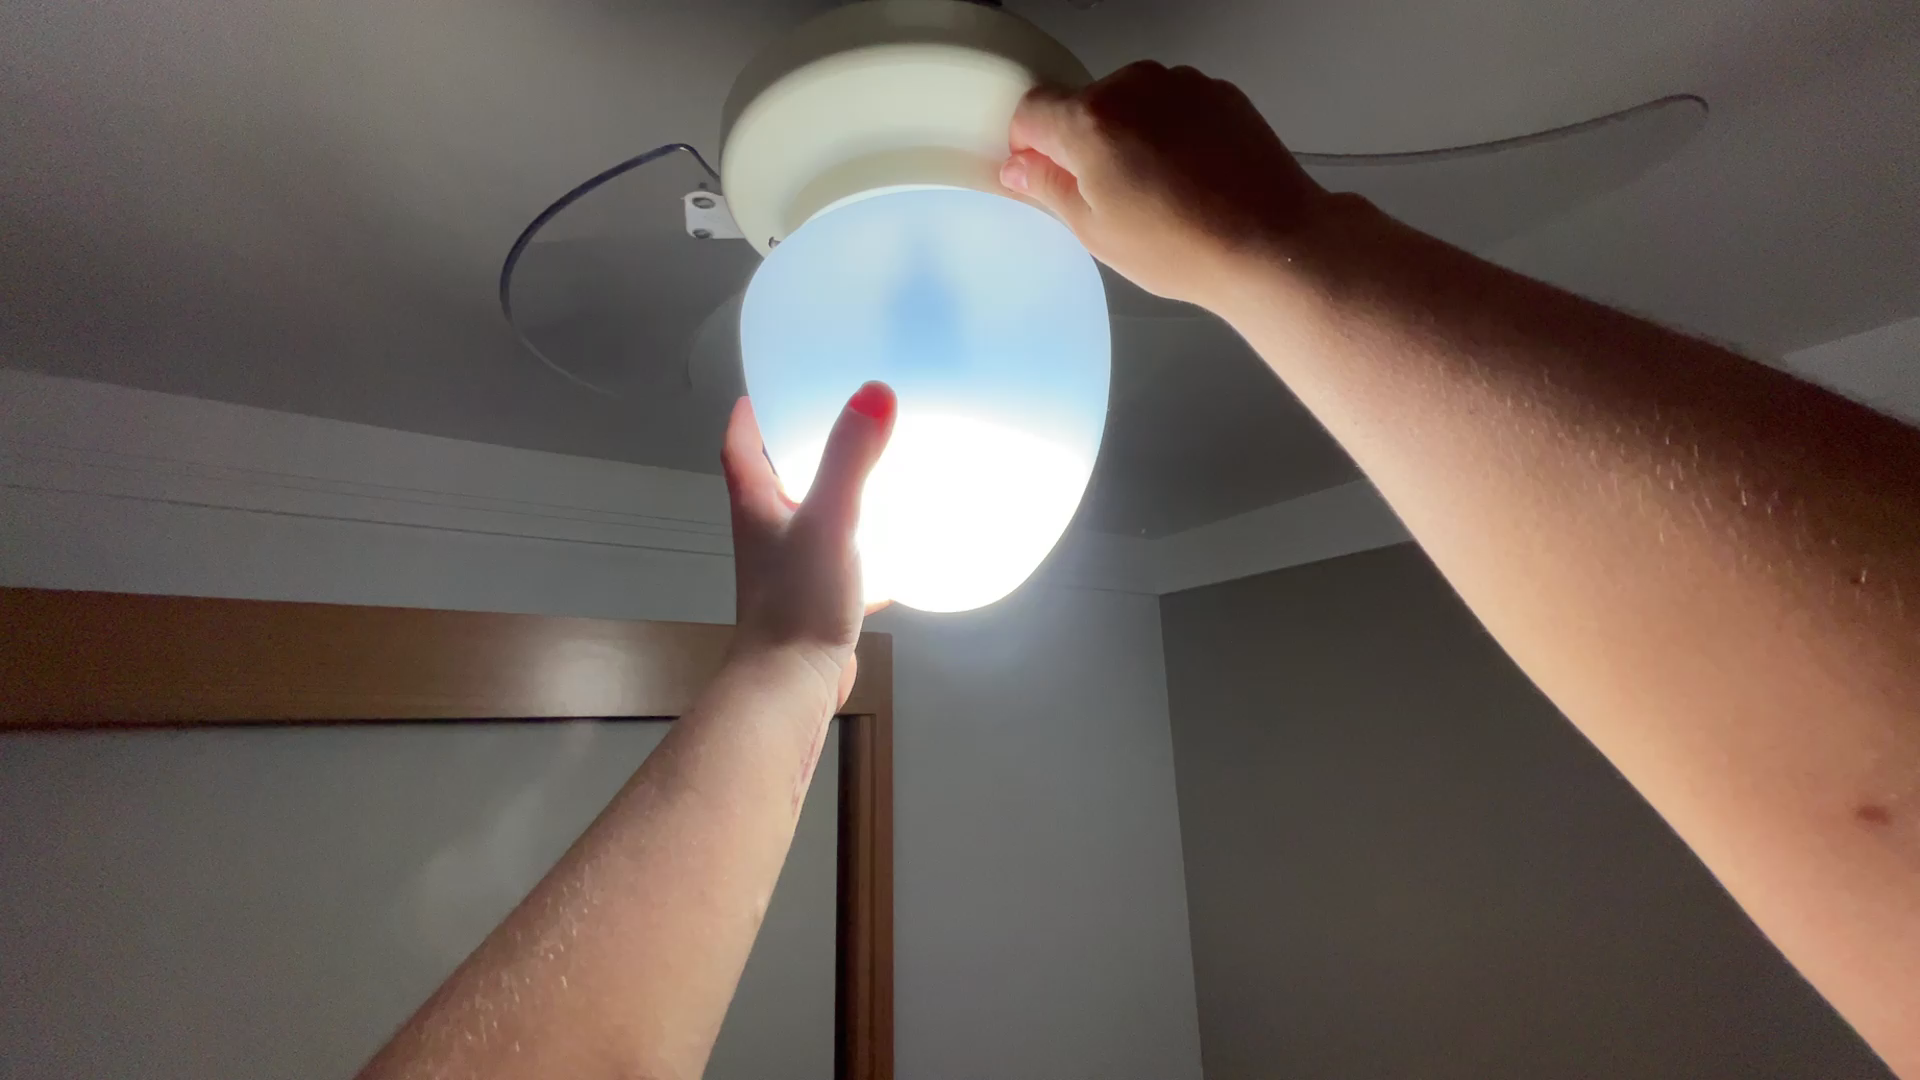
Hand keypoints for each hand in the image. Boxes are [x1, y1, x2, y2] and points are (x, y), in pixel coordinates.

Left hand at [722, 383, 895, 710]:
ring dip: (832, 498)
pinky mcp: (814, 600)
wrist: (792, 683)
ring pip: (809, 521)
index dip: (751, 416)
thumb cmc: (800, 599)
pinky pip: (839, 561)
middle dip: (798, 450)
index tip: (769, 390)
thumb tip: (875, 391)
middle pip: (775, 480)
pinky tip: (895, 552)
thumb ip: (850, 458)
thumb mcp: (829, 519)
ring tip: (872, 476)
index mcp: (757, 506)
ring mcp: (789, 570)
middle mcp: (767, 534)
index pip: (741, 446)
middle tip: (838, 423)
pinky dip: (861, 551)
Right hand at [1001, 61, 1333, 310]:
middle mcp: (1132, 86)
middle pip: (1081, 106)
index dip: (1028, 147)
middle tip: (1107, 202)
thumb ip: (1048, 189)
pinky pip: (1169, 107)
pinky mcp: (1215, 91)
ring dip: (1126, 140)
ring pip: (1127, 105)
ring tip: (1155, 195)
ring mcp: (1179, 83)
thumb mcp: (1094, 231)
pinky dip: (1165, 135)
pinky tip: (1185, 180)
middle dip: (1081, 147)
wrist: (1267, 241)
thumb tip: (1017, 168)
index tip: (1042, 177)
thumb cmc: (1180, 247)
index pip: (1031, 112)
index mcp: (1090, 122)